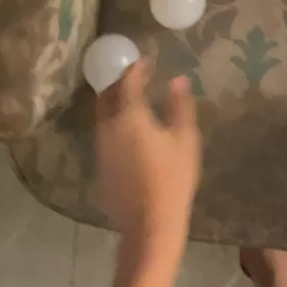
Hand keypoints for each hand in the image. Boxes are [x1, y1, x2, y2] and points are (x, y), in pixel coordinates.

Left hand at [94, 60, 200, 258]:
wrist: (149, 225)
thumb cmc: (173, 179)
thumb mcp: (185, 139)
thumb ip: (180, 105)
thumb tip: (177, 79)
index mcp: (129, 115)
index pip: (128, 82)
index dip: (137, 68)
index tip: (147, 61)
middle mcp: (109, 127)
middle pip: (107, 95)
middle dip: (120, 82)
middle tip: (137, 76)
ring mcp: (102, 147)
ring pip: (102, 114)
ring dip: (115, 100)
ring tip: (133, 98)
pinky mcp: (101, 165)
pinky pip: (104, 131)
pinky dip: (114, 120)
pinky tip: (129, 128)